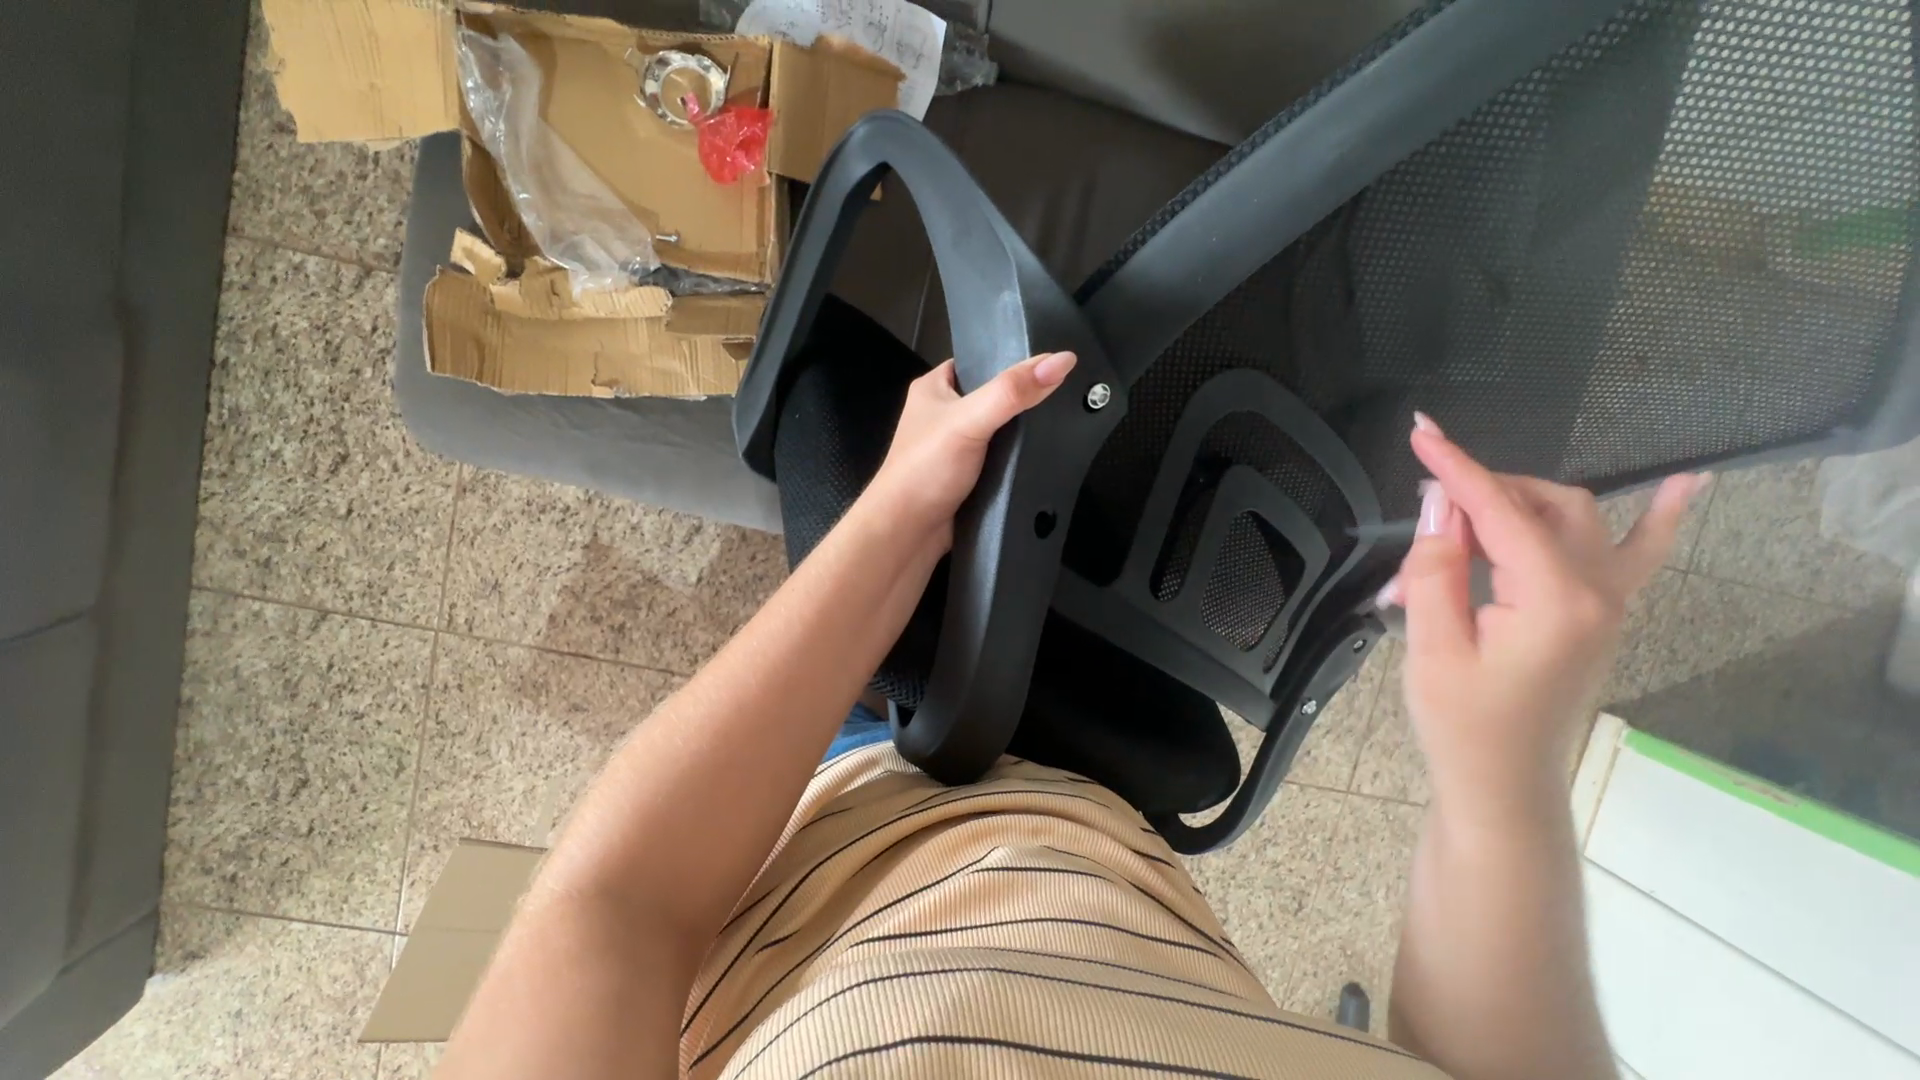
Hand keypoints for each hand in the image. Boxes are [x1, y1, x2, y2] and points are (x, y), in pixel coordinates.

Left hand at [859, 351, 1076, 548]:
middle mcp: (942, 414)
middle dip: (1023, 399)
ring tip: (1064, 422)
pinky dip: (1017, 461)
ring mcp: (954, 448)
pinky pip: (999, 461)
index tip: (1052, 361)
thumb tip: (1062, 360)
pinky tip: (1043, 458)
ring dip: (1023, 433)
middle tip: (1065, 393)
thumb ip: (1013, 392)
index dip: (1011, 359)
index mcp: (933, 388)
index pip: (978, 361)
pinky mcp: (967, 478)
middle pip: (993, 397)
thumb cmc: (926, 469)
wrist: (906, 533)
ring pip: (999, 432)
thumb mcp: (971, 420)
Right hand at [1381, 414, 1710, 825]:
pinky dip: (1660, 516)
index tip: (1421, 432)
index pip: (1500, 511)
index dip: (1457, 469)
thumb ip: (1437, 568)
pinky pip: (1641, 554)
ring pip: (1579, 517)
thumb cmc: (1460, 723)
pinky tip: (1686, 484)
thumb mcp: (1431, 646)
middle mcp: (1596, 591)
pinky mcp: (1604, 615)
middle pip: (1545, 504)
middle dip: (1483, 488)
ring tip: (1466, 510)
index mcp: (1553, 599)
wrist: (1502, 783)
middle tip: (1424, 507)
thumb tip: (1438, 504)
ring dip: (1524, 499)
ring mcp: (1611, 603)